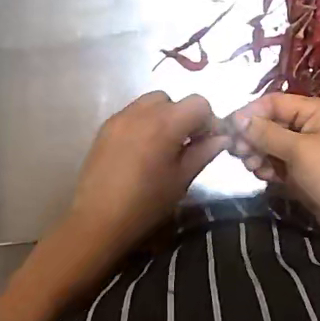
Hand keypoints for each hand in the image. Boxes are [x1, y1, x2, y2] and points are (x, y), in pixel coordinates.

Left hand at [65, 91, 228, 252]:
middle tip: (186, 145)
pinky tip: (142, 151)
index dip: (209, 120)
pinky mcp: (105, 128)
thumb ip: (203, 153)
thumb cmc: (145, 204)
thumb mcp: (181, 180)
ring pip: (150, 103)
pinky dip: (144, 124)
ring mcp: (120, 118)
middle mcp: (141, 112)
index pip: (199, 103)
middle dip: (185, 117)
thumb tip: (222, 138)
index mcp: (165, 124)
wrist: (97, 220)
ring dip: (163, 117)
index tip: (208, 142)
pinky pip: (131, 114)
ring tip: (163, 147)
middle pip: (173, 100)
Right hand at [228, 94, 319, 241]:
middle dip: (252, 137)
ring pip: (270, 145)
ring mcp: (306, 149)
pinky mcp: (302, 171)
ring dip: (258, 154)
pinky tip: (265, 177)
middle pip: (269, 123)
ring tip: (255, 168)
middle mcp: (309, 125)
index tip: (228, 131)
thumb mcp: (298, 150)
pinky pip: (277, 162)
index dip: (249, 114)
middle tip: (238, 154)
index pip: (273, 102)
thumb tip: (237, 119)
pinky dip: (268, 168)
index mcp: (314, 110)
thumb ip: (266, 133)